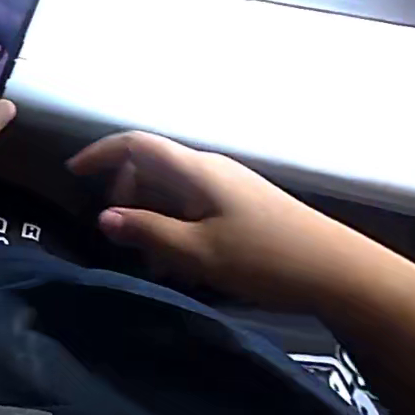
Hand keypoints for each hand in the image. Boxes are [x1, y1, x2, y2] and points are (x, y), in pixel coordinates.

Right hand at [66, 131, 369, 310]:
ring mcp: (228, 185)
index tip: (74, 172)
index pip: (136, 144)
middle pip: (151, 167)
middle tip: (120, 235)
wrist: (340, 271)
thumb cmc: (266, 258)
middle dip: (126, 196)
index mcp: (195, 170)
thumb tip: (104, 217)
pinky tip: (184, 261)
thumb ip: (148, 231)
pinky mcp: (241, 203)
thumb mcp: (198, 252)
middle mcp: (209, 168)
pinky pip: (192, 204)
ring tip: (154, 259)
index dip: (101, 153)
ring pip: (171, 189)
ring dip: (151, 216)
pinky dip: (174, 224)